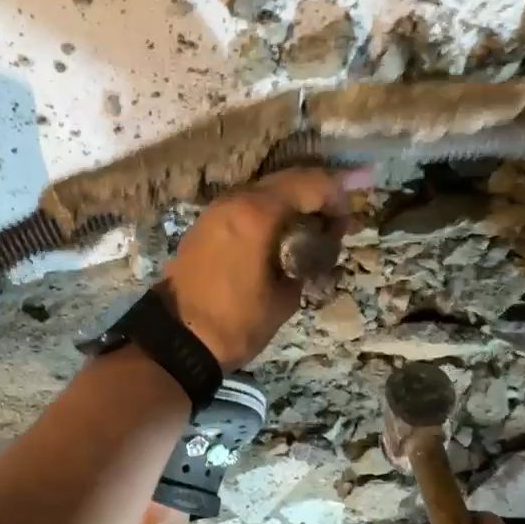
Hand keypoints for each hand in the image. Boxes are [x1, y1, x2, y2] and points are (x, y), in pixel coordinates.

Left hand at [161, 169, 358, 369]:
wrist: (175, 341)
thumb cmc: (236, 322)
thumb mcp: (285, 296)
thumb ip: (308, 260)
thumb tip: (317, 247)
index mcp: (257, 213)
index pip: (310, 184)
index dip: (338, 195)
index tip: (349, 219)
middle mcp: (235, 200)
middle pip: (287, 181)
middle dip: (317, 196)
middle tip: (336, 222)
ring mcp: (215, 210)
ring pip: (264, 191)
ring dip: (291, 203)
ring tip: (311, 231)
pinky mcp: (204, 225)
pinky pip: (245, 206)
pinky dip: (268, 213)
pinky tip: (281, 236)